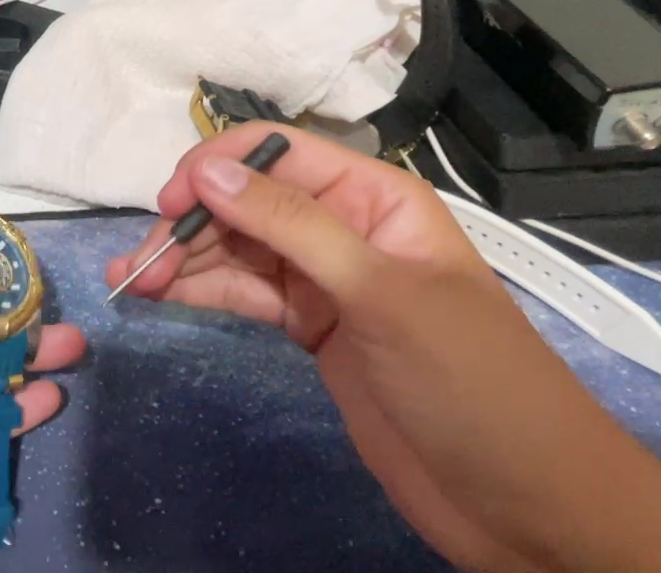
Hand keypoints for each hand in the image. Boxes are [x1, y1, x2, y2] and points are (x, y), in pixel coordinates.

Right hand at [106, 122, 660, 572]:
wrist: (528, 507)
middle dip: (191, 219)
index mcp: (373, 198)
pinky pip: (240, 291)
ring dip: (182, 256)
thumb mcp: (381, 293)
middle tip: (146, 257)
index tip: (171, 200)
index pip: (278, 153)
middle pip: (246, 200)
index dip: (219, 166)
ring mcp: (321, 278)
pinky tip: (156, 293)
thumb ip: (291, 225)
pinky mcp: (306, 323)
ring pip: (234, 246)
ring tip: (133, 277)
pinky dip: (197, 289)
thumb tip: (209, 171)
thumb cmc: (471, 383)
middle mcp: (341, 227)